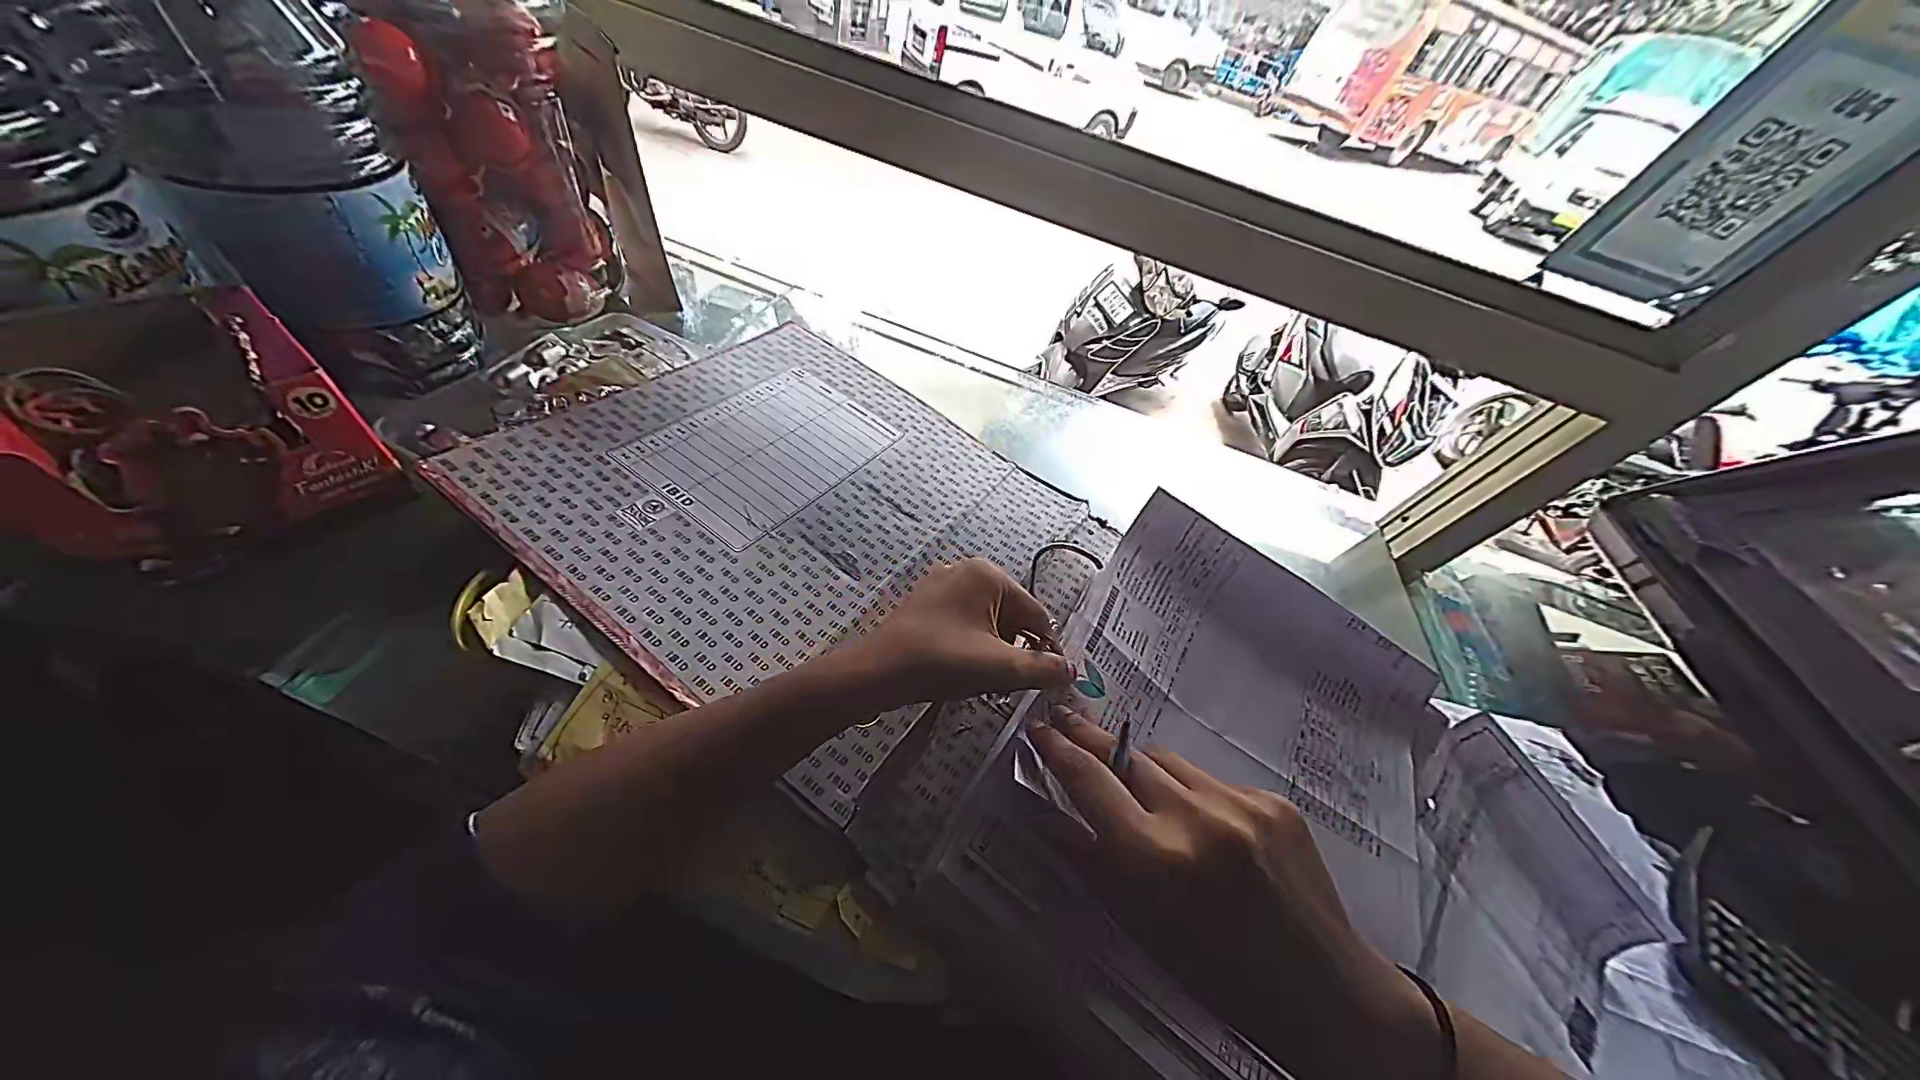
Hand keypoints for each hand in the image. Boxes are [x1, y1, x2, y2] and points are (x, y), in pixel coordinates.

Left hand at [834, 557, 1074, 711]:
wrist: (879, 672)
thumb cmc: (942, 662)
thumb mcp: (1001, 668)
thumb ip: (1043, 669)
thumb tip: (1071, 671)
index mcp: (988, 574)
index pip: (1036, 615)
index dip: (1044, 650)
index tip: (1044, 679)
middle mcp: (966, 569)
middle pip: (1011, 616)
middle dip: (1013, 649)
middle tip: (1005, 681)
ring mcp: (941, 583)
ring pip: (986, 622)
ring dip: (992, 650)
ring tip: (982, 678)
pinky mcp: (924, 602)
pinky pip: (962, 622)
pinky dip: (969, 644)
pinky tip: (960, 668)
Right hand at [1029, 709, 1437, 1079]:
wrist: (1323, 988)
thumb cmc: (1218, 972)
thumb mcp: (1141, 925)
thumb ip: (1092, 862)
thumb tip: (1050, 817)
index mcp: (1157, 858)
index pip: (1090, 782)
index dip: (1058, 750)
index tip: (1039, 729)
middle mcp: (1197, 818)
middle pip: (1127, 757)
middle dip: (1092, 740)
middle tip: (1065, 723)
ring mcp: (1240, 804)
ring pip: (1168, 762)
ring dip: (1142, 768)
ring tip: (1135, 789)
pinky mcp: (1272, 800)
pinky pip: (1211, 780)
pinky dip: (1192, 793)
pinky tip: (1201, 827)